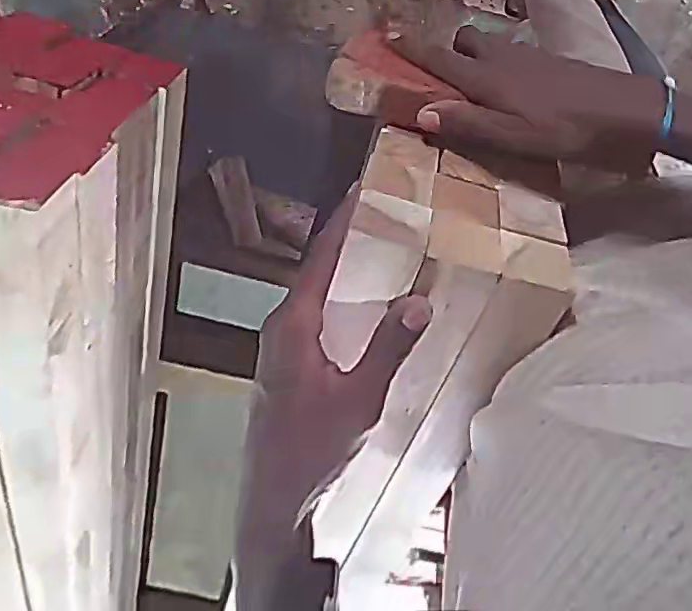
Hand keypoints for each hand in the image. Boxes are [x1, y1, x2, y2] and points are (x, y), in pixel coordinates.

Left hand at [235, 191, 430, 607]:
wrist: (273, 503)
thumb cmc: (311, 450)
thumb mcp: (359, 400)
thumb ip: (389, 348)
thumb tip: (418, 301)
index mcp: (293, 323)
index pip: (321, 257)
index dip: (343, 220)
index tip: (362, 189)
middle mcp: (281, 324)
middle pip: (316, 267)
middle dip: (346, 236)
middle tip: (381, 212)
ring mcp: (279, 342)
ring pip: (314, 289)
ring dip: (342, 264)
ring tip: (377, 244)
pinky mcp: (285, 359)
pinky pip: (313, 309)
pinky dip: (337, 291)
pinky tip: (361, 299)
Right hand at [388, 24, 666, 166]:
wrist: (627, 111)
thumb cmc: (567, 129)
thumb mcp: (515, 138)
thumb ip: (469, 124)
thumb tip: (422, 112)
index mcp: (487, 78)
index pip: (439, 58)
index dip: (411, 47)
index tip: (386, 32)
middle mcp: (502, 59)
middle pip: (464, 40)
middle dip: (448, 51)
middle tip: (443, 77)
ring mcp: (528, 56)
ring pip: (488, 44)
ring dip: (474, 56)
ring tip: (476, 85)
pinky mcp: (548, 60)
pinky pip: (510, 53)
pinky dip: (499, 63)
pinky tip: (513, 89)